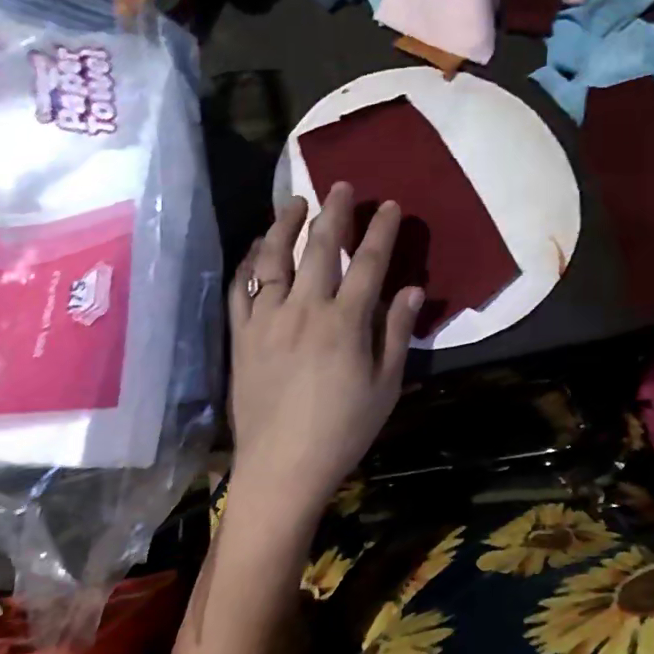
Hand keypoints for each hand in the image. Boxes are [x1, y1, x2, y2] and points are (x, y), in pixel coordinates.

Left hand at [224, 182, 422, 538]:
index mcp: (344, 323)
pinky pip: (241, 289)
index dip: (380, 230)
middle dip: (334, 212)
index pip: (367, 263)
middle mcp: (304, 309)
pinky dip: (249, 262)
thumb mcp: (386, 386)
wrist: (282, 466)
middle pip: (320, 249)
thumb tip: (412, 289)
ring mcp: (266, 320)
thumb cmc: (343, 430)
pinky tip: (257, 247)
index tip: (388, 205)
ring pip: (274, 259)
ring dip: (285, 225)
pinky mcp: (241, 336)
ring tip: (294, 202)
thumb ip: (396, 333)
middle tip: (341, 186)